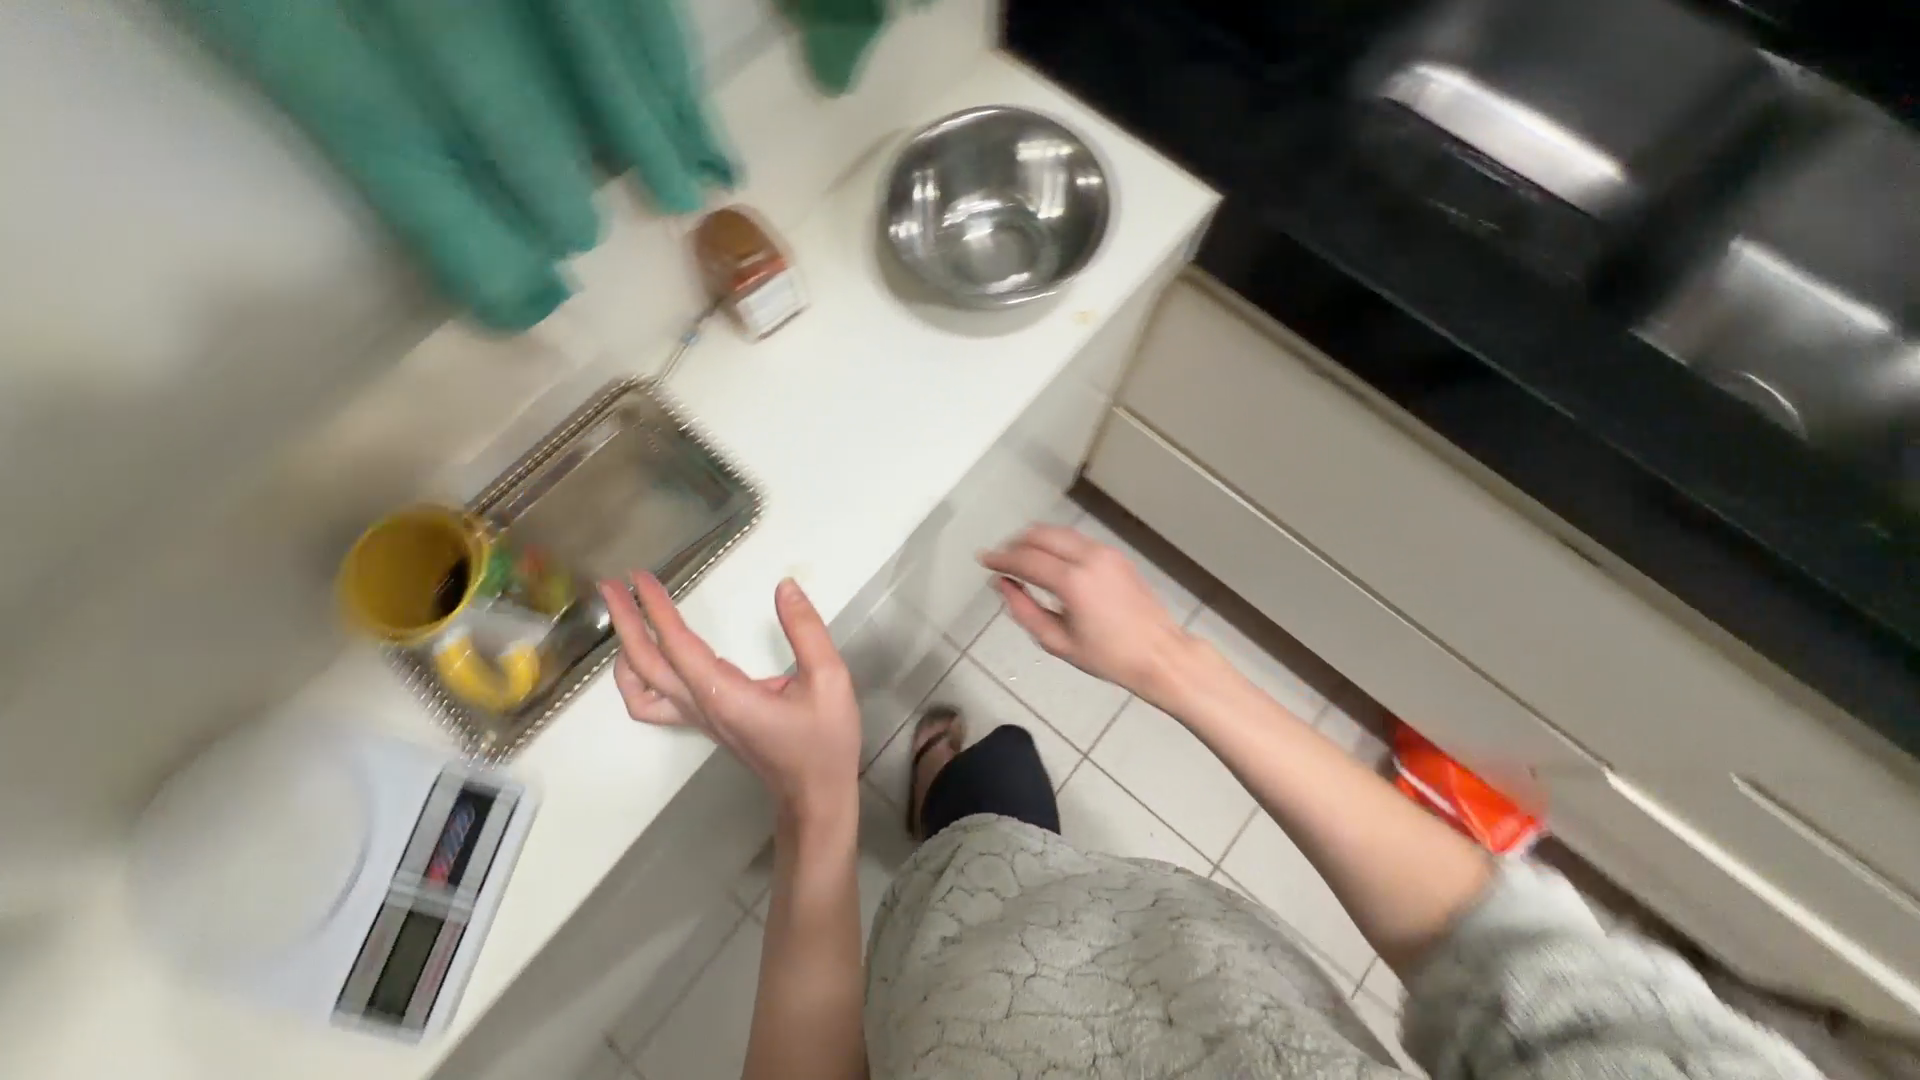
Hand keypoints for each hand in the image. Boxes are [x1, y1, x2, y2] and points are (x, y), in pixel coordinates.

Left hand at [600, 573, 860, 820]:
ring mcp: (697, 718)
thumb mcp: (829, 679)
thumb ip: (806, 630)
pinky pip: (653, 702)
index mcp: (724, 694)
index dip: (656, 609)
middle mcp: (700, 706)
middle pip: (645, 663)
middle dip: (626, 620)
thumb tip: (784, 587)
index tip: (640, 577)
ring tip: (625, 617)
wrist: (815, 794)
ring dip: (626, 650)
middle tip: (613, 585)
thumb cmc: (823, 741)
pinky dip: (638, 678)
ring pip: (639, 688)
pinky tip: (647, 660)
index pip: (677, 644)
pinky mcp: (703, 723)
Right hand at [980, 524, 1199, 700]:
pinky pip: (1077, 539)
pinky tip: (1050, 560)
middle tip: (1000, 558)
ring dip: (1035, 540)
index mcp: (1072, 582)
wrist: (1159, 654)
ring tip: (1021, 557)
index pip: (1024, 559)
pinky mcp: (1116, 555)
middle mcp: (1088, 558)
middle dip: (1015, 543)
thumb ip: (1024, 610)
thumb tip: (1003, 585)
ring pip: (1059, 532)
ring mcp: (1105, 553)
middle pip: (1040, 535)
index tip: (983, 560)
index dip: (999, 559)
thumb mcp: (1057, 641)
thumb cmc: (1108, 657)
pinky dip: (1056, 543)